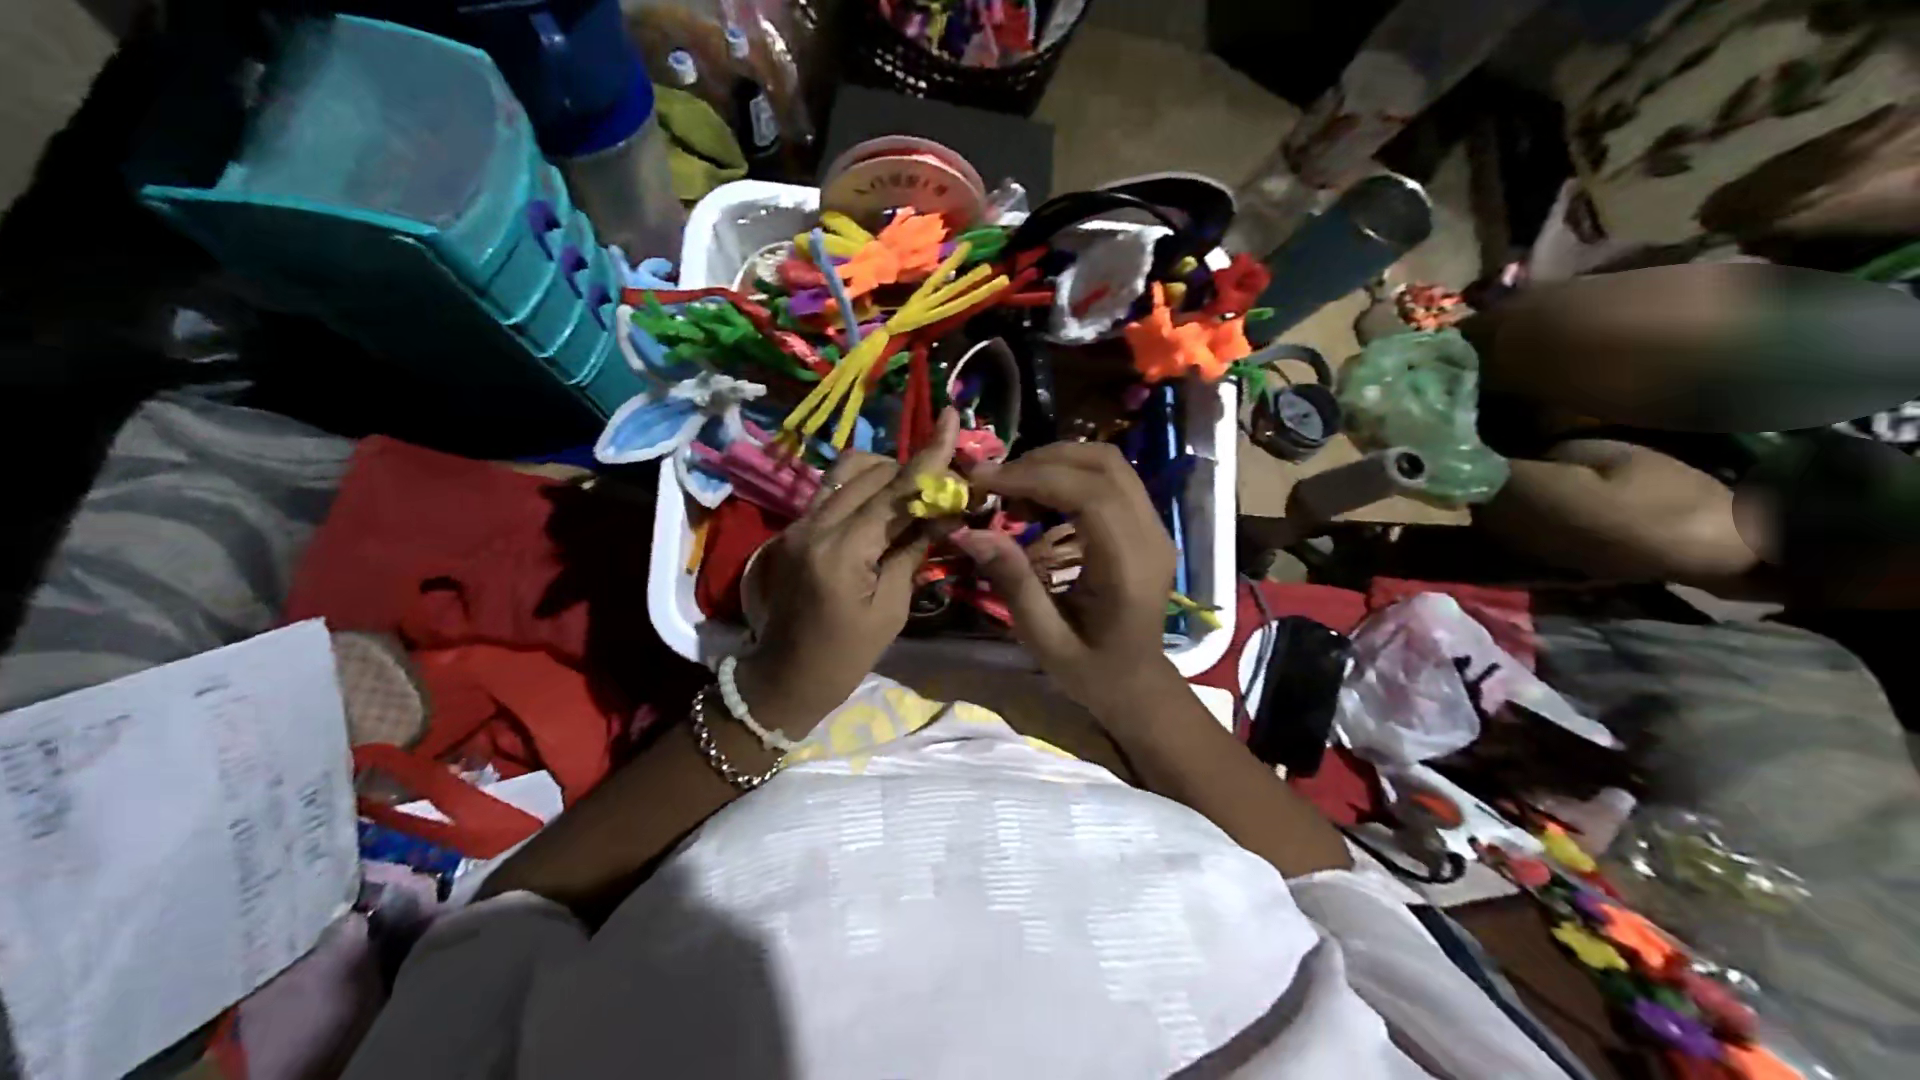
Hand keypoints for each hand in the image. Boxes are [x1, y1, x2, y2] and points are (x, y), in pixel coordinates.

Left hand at [739, 409, 961, 728]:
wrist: (783, 676)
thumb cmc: (845, 655)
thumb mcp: (891, 608)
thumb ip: (913, 550)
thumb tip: (947, 511)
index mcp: (841, 551)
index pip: (894, 491)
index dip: (929, 456)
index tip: (953, 418)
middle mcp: (815, 525)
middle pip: (870, 472)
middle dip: (911, 470)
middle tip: (945, 484)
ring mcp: (799, 523)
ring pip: (846, 471)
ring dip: (885, 473)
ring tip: (912, 495)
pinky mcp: (794, 527)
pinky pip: (833, 490)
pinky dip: (863, 488)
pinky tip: (884, 507)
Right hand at [957, 442, 1179, 716]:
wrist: (1138, 684)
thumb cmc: (1092, 671)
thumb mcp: (1045, 640)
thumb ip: (1014, 584)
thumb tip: (971, 532)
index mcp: (1129, 567)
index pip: (1091, 494)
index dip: (1035, 476)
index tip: (985, 481)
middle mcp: (1150, 536)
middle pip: (1103, 464)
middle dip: (1042, 461)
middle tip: (994, 482)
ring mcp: (1154, 526)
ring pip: (1108, 463)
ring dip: (1056, 462)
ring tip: (1012, 487)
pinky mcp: (1146, 524)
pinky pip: (1110, 478)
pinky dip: (1069, 474)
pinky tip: (1037, 497)